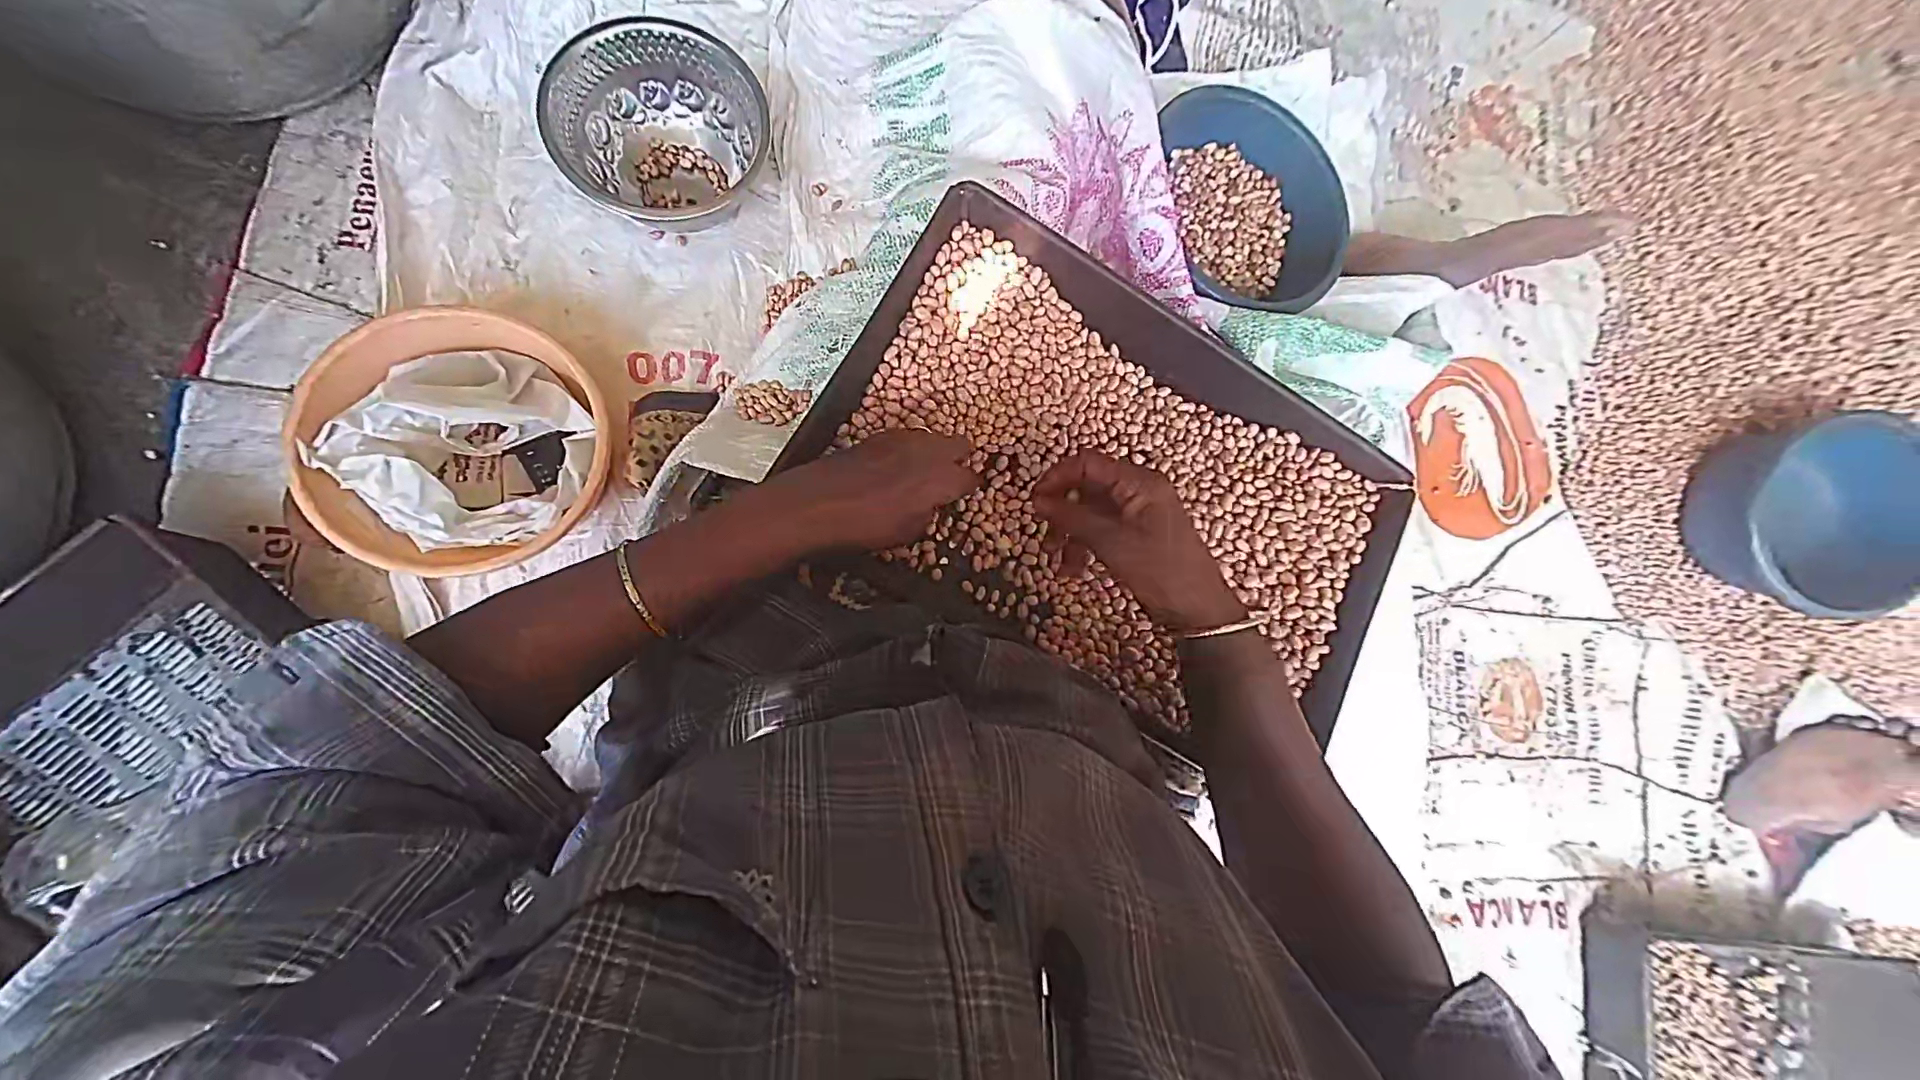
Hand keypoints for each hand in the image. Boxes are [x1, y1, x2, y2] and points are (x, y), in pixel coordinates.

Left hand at [756, 428, 980, 551]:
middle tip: (952, 476)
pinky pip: (907, 439)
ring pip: (932, 438)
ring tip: (923, 471)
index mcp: (944, 477)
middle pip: (959, 445)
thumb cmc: (869, 524)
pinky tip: (896, 465)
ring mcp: (904, 438)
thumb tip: (929, 506)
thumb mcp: (908, 532)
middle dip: (959, 459)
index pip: (971, 478)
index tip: (965, 494)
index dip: (970, 488)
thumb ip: (928, 514)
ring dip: (934, 452)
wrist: (821, 501)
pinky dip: (909, 449)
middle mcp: (930, 451)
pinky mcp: (880, 435)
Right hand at [1032, 451, 1245, 630]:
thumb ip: (1073, 518)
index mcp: (1139, 482)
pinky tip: (1073, 569)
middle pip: (1087, 487)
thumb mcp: (1112, 542)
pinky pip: (1101, 530)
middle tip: (1043, 531)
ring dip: (1069, 532)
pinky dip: (1084, 545)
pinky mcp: (1135, 534)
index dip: (1057, 477)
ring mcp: (1137, 513)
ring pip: (1090, 512)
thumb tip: (1039, 500)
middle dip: (1062, 510)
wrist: (1198, 609)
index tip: (1035, 499)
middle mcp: (1138, 491)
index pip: (1088, 463)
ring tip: (1055, 557)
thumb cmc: (1163, 571)